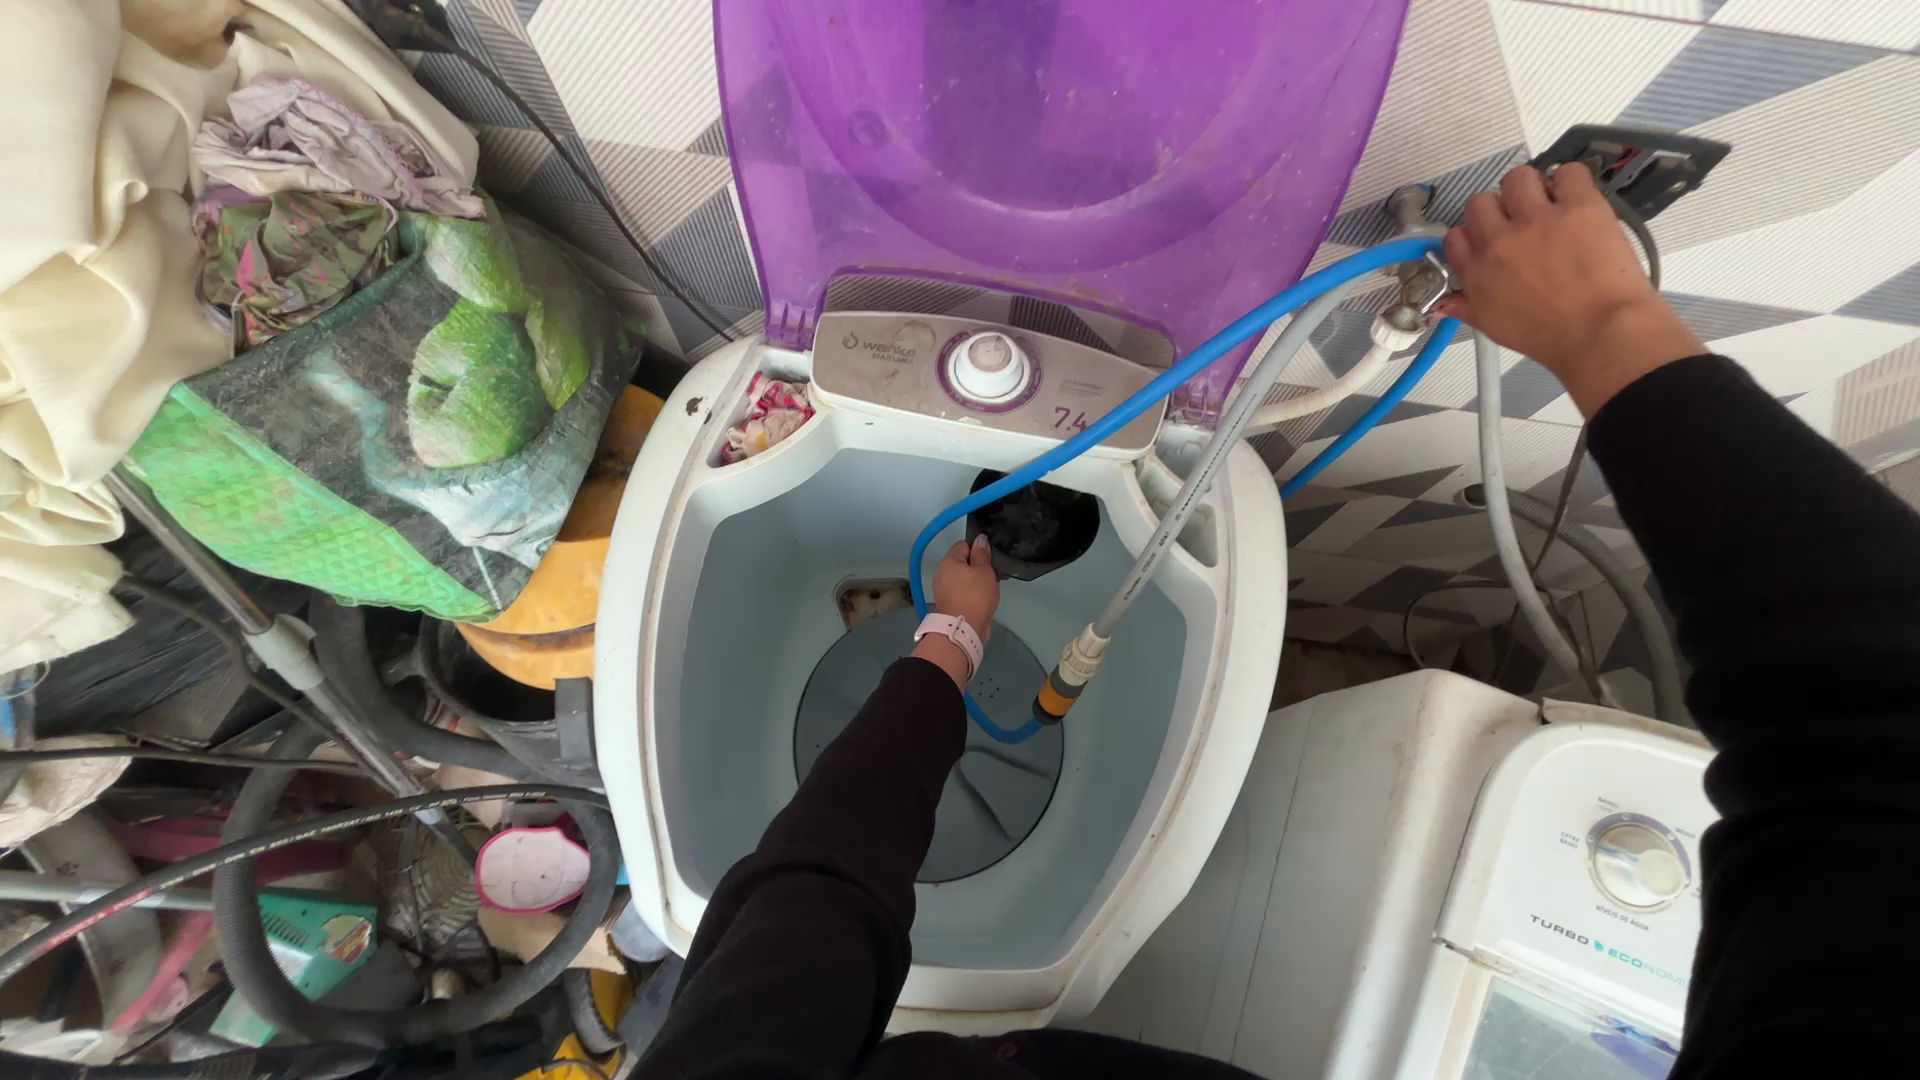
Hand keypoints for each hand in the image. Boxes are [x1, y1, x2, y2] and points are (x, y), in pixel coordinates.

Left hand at [934, 535, 998, 640]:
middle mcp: (942, 574)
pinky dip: (973, 595)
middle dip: (979, 567)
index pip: (963, 545)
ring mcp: (944, 591)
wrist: (964, 628)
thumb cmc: (975, 595)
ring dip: (977, 582)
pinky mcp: (949, 604)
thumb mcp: (984, 571)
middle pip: (963, 563)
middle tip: (994, 574)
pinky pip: (963, 593)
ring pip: (964, 579)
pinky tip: (985, 599)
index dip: (978, 549)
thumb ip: (982, 554)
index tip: (990, 559)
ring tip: (992, 588)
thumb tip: (980, 539)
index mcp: (948, 561)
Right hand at [1434, 164, 1705, 414]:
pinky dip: (1569, 180)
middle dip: (1497, 209)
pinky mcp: (1578, 205)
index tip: (1489, 242)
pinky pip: (1567, 172)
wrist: (1596, 327)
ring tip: (1546, 204)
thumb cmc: (1540, 333)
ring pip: (1518, 178)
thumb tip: (1440, 306)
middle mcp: (1498, 238)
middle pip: (1480, 201)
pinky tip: (1574, 199)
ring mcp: (1537, 218)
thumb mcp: (1490, 324)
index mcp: (1475, 268)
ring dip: (1529, 187)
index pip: (1456, 234)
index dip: (1472, 235)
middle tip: (1518, 221)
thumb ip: (1463, 307)